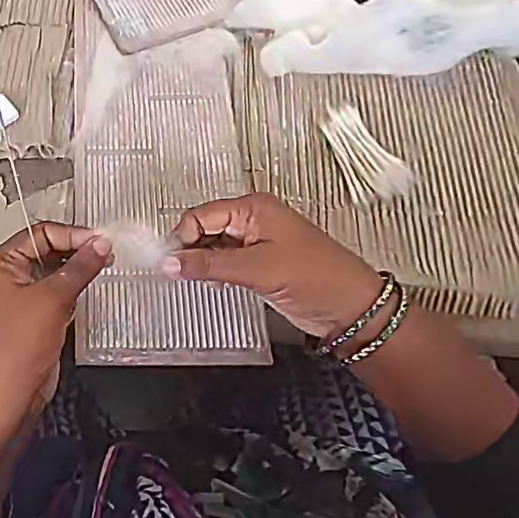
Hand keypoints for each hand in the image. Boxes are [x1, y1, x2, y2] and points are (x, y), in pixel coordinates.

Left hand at [0, 223, 111, 425]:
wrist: (11, 391)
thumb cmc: (16, 348)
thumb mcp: (53, 299)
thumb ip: (79, 268)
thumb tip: (100, 245)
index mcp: (0, 263)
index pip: (40, 234)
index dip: (72, 234)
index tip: (100, 241)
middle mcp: (8, 276)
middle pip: (48, 249)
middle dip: (77, 250)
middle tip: (106, 252)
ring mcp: (21, 296)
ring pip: (55, 271)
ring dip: (78, 269)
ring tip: (103, 266)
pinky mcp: (35, 314)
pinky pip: (58, 291)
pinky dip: (74, 288)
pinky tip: (90, 286)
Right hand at [164, 193, 382, 338]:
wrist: (350, 308)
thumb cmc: (319, 278)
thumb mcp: (256, 269)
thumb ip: (208, 265)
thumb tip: (171, 262)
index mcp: (254, 208)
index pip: (200, 216)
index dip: (182, 238)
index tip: (168, 261)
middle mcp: (252, 220)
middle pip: (203, 229)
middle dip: (190, 251)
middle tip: (179, 272)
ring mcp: (255, 242)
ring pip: (211, 247)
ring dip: (202, 264)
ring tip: (204, 279)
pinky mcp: (257, 263)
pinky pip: (223, 262)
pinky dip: (214, 273)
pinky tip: (218, 283)